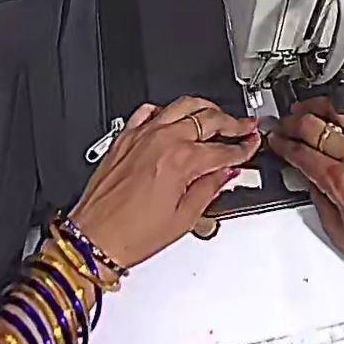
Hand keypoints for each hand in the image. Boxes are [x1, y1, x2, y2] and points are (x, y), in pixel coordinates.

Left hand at [68, 96, 260, 269]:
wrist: (92, 238)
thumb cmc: (131, 234)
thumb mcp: (184, 219)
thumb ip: (210, 188)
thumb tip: (225, 173)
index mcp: (182, 160)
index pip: (224, 149)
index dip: (243, 148)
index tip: (251, 145)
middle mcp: (163, 140)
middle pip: (209, 119)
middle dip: (233, 123)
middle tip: (244, 126)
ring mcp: (143, 134)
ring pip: (183, 104)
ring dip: (206, 107)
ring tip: (217, 114)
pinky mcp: (126, 136)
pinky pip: (150, 110)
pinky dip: (167, 109)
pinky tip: (174, 115)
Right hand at [269, 97, 343, 314]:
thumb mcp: (334, 227)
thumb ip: (315, 194)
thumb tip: (304, 173)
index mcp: (341, 180)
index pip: (301, 151)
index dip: (282, 144)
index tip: (275, 139)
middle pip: (314, 125)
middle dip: (291, 123)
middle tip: (283, 124)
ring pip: (339, 109)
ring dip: (316, 105)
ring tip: (304, 109)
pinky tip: (340, 105)